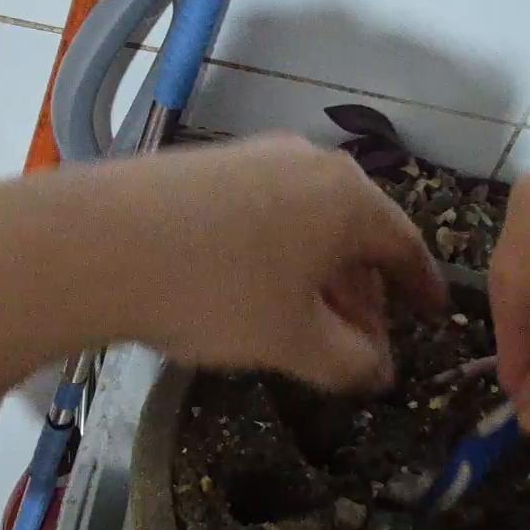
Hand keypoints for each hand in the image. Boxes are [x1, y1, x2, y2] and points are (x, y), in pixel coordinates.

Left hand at [96, 133, 445, 390]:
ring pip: (308, 224)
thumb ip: (350, 362)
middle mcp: (308, 163)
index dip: (422, 286)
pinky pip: (265, 215)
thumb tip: (381, 372)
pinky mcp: (207, 166)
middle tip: (364, 342)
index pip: (404, 245)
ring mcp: (253, 157)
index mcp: (346, 197)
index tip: (434, 313)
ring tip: (311, 325)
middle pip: (356, 234)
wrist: (95, 244)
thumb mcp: (293, 340)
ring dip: (320, 278)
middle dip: (365, 294)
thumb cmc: (215, 292)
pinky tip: (255, 291)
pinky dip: (279, 257)